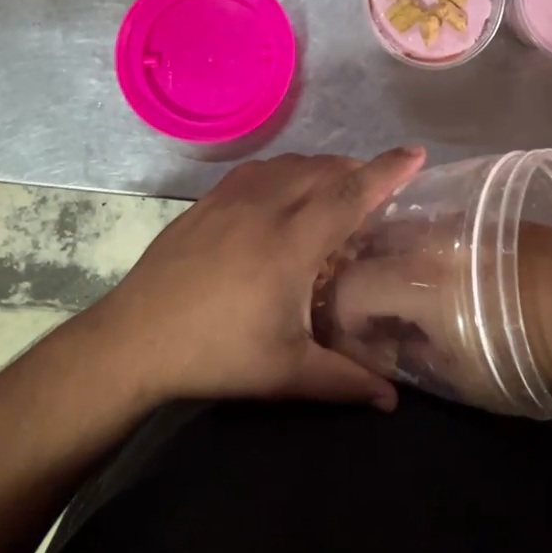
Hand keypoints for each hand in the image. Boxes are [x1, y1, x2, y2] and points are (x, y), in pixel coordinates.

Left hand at [81, 147, 427, 411]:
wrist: (134, 338)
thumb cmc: (216, 353)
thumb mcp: (285, 372)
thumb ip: (344, 381)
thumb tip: (392, 399)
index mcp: (292, 242)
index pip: (351, 193)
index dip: (388, 171)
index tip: (417, 153)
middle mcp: (266, 205)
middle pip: (325, 169)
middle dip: (359, 170)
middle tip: (378, 191)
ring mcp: (232, 197)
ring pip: (291, 163)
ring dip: (323, 169)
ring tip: (335, 193)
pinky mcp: (207, 200)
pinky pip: (261, 170)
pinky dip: (287, 172)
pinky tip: (284, 196)